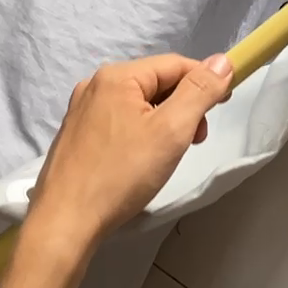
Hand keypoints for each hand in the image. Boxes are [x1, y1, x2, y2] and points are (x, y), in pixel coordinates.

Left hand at [26, 53, 234, 255]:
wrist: (63, 226)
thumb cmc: (120, 175)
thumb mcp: (171, 131)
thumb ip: (199, 91)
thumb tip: (222, 61)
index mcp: (117, 76)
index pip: (174, 65)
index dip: (204, 80)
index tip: (224, 105)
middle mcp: (96, 85)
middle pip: (156, 83)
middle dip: (183, 106)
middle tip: (195, 140)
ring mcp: (82, 111)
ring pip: (138, 104)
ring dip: (164, 121)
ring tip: (171, 154)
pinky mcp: (76, 136)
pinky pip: (119, 121)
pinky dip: (141, 133)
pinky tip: (142, 161)